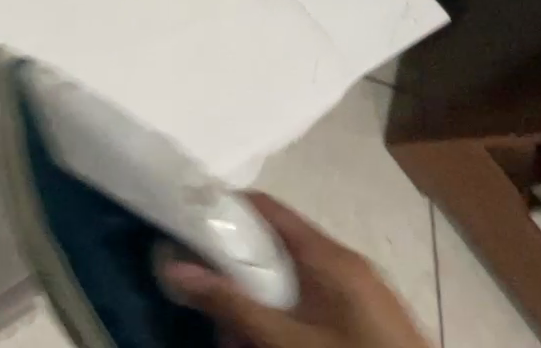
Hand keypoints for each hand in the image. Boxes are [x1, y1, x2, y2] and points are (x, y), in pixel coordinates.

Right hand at [161, 193, 431, 347]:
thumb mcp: (287, 340)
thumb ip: (230, 302)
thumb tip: (172, 266)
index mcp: (330, 255)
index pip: (263, 206)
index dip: (221, 206)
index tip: (185, 221)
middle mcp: (345, 263)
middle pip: (272, 244)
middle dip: (232, 269)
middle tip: (206, 294)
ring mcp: (361, 293)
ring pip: (289, 278)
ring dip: (255, 299)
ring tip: (234, 334)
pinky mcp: (369, 320)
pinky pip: (312, 301)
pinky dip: (283, 314)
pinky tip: (268, 340)